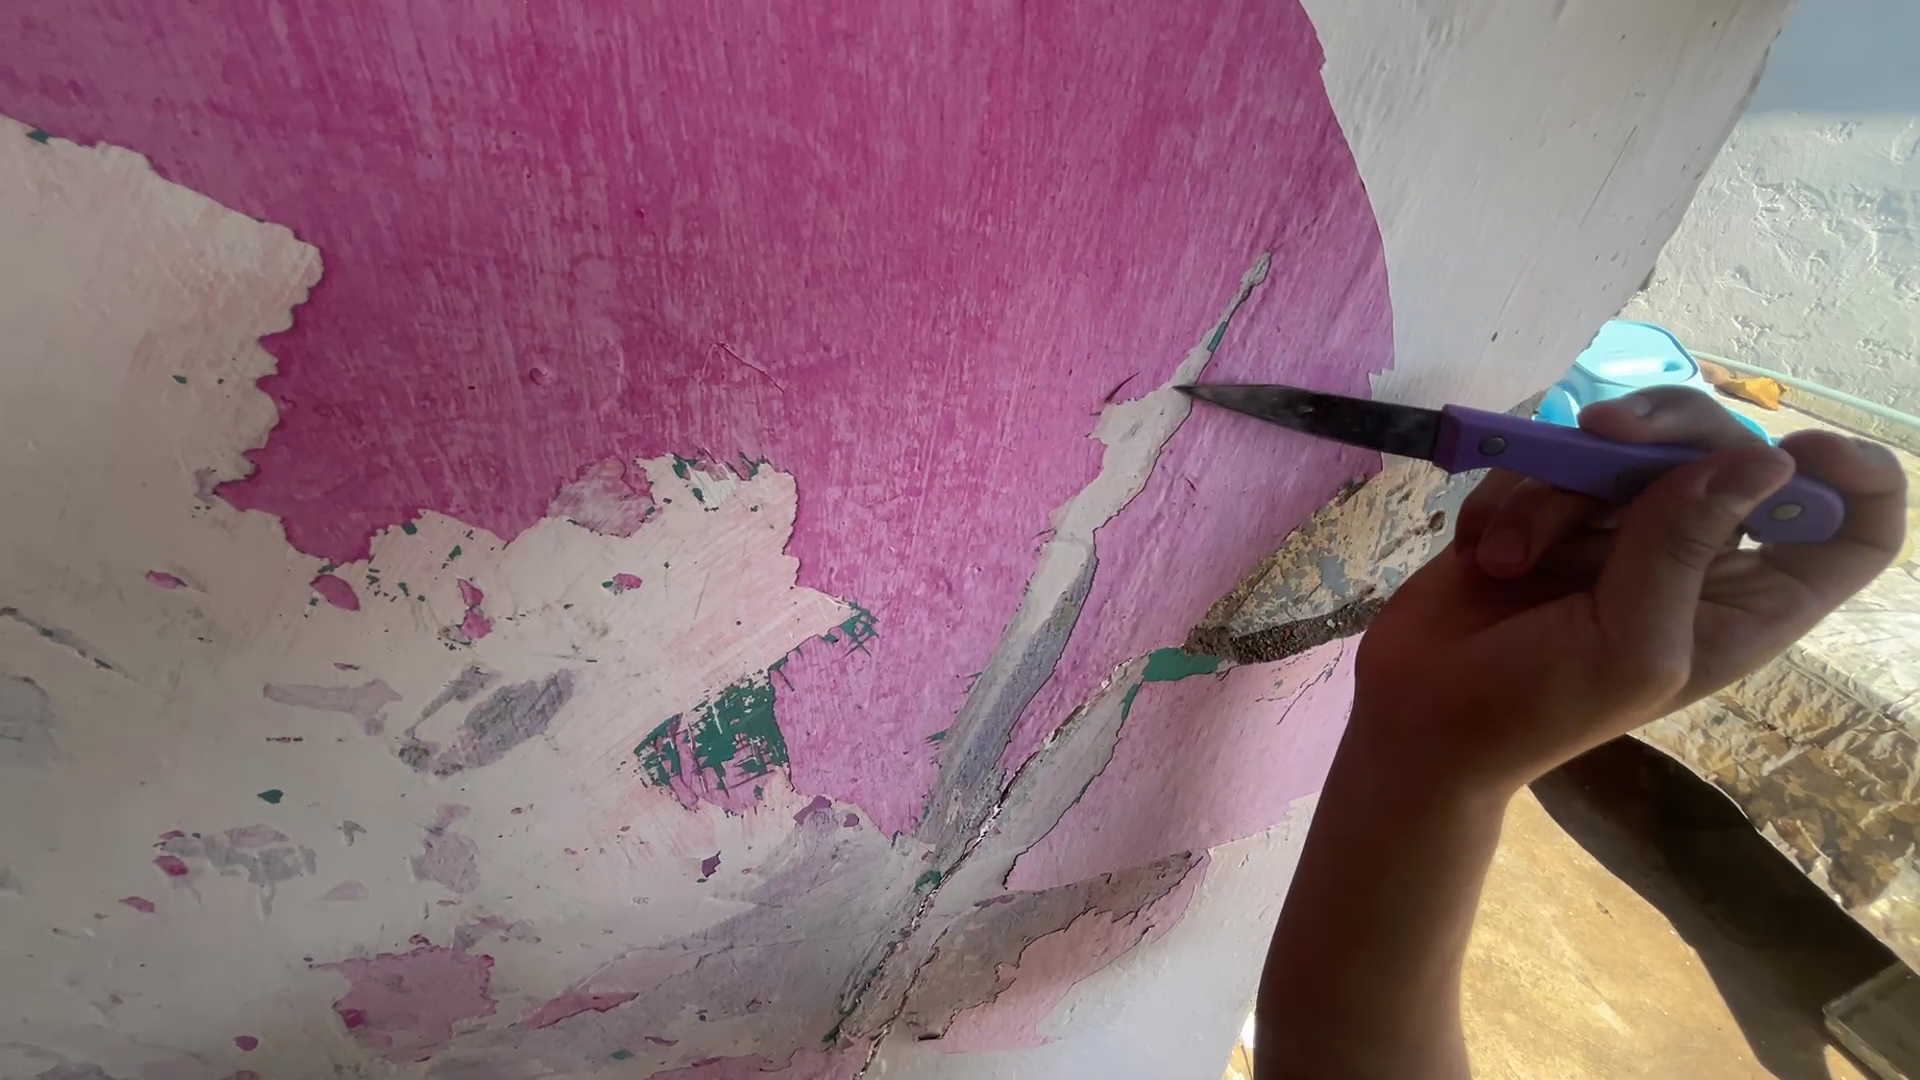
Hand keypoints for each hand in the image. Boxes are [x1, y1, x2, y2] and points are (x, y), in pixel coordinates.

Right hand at [1352, 386, 1906, 796]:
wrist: (1419, 709)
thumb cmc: (1532, 703)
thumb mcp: (1626, 645)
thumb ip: (1679, 552)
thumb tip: (1761, 460)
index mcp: (1735, 601)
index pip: (1841, 529)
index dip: (1847, 479)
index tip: (1795, 450)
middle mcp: (1675, 558)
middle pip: (1711, 456)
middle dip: (1658, 435)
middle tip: (1598, 426)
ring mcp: (1593, 536)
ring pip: (1599, 459)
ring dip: (1540, 500)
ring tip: (1500, 560)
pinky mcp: (1522, 524)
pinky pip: (1525, 473)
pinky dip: (1496, 505)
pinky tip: (1476, 552)